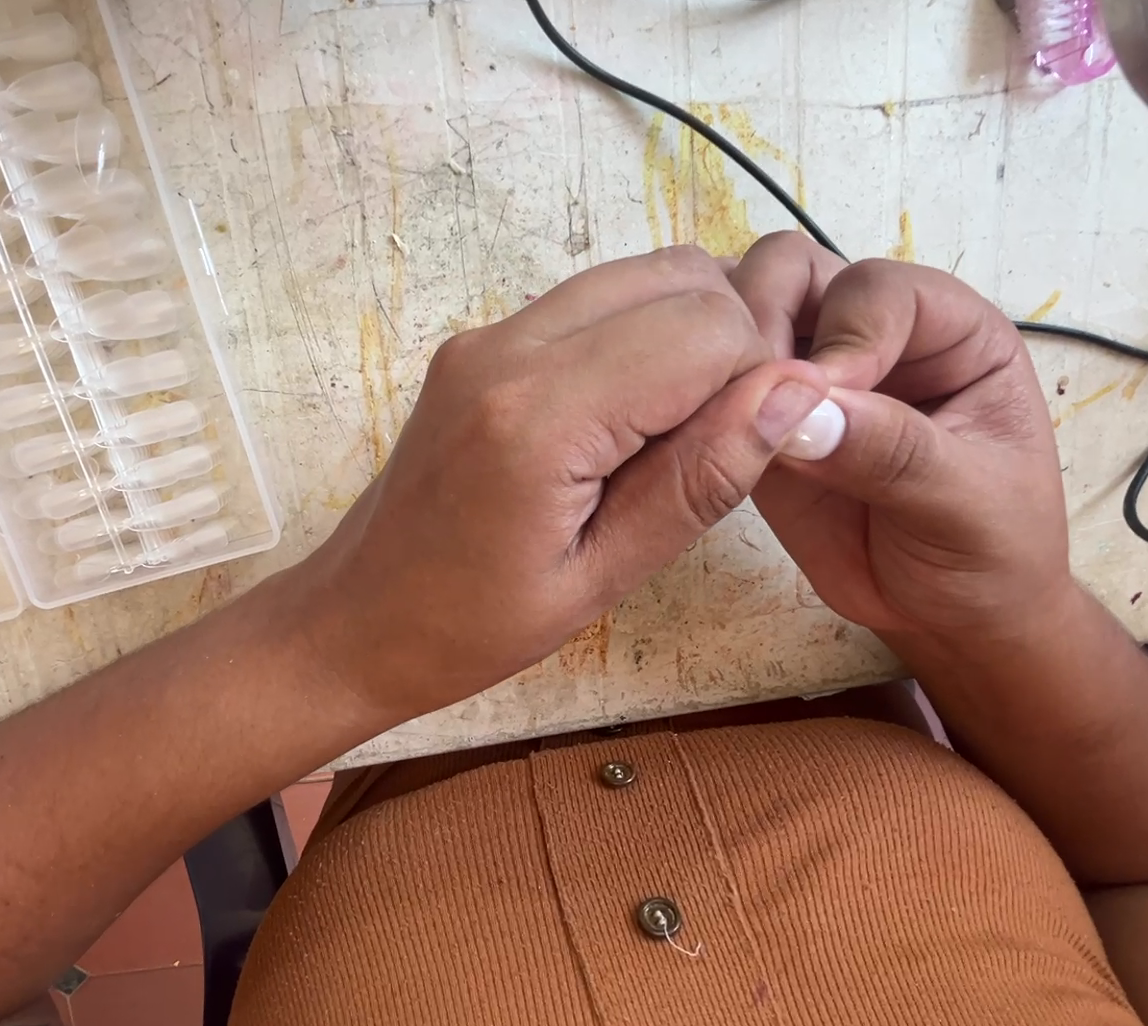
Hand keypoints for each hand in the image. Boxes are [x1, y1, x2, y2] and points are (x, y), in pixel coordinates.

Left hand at [285, 246, 833, 717]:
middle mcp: (505, 349)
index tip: (746, 448)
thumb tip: (791, 393)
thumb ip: (697, 481)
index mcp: (535, 417)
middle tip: (709, 444)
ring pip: (637, 277)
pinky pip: (589, 304)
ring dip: (684, 338)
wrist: (356, 617)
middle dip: (727, 348)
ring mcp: (484, 337)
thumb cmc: (469, 627)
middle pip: (679, 279)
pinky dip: (636, 339)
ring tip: (666, 437)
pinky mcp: (477, 345)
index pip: (705, 329)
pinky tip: (622, 420)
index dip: (756, 379)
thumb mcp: (599, 579)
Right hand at [732, 233, 1071, 643]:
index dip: (844, 336)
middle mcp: (866, 338)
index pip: (876, 290)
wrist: (940, 613)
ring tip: (714, 413)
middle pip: (791, 272)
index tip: (826, 407)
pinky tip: (691, 437)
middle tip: (750, 396)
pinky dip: (694, 401)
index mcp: (944, 330)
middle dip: (761, 318)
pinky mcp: (757, 426)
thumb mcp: (965, 502)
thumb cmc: (986, 550)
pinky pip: (713, 389)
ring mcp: (802, 380)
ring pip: (738, 318)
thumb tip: (801, 414)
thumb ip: (892, 451)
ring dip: (718, 352)